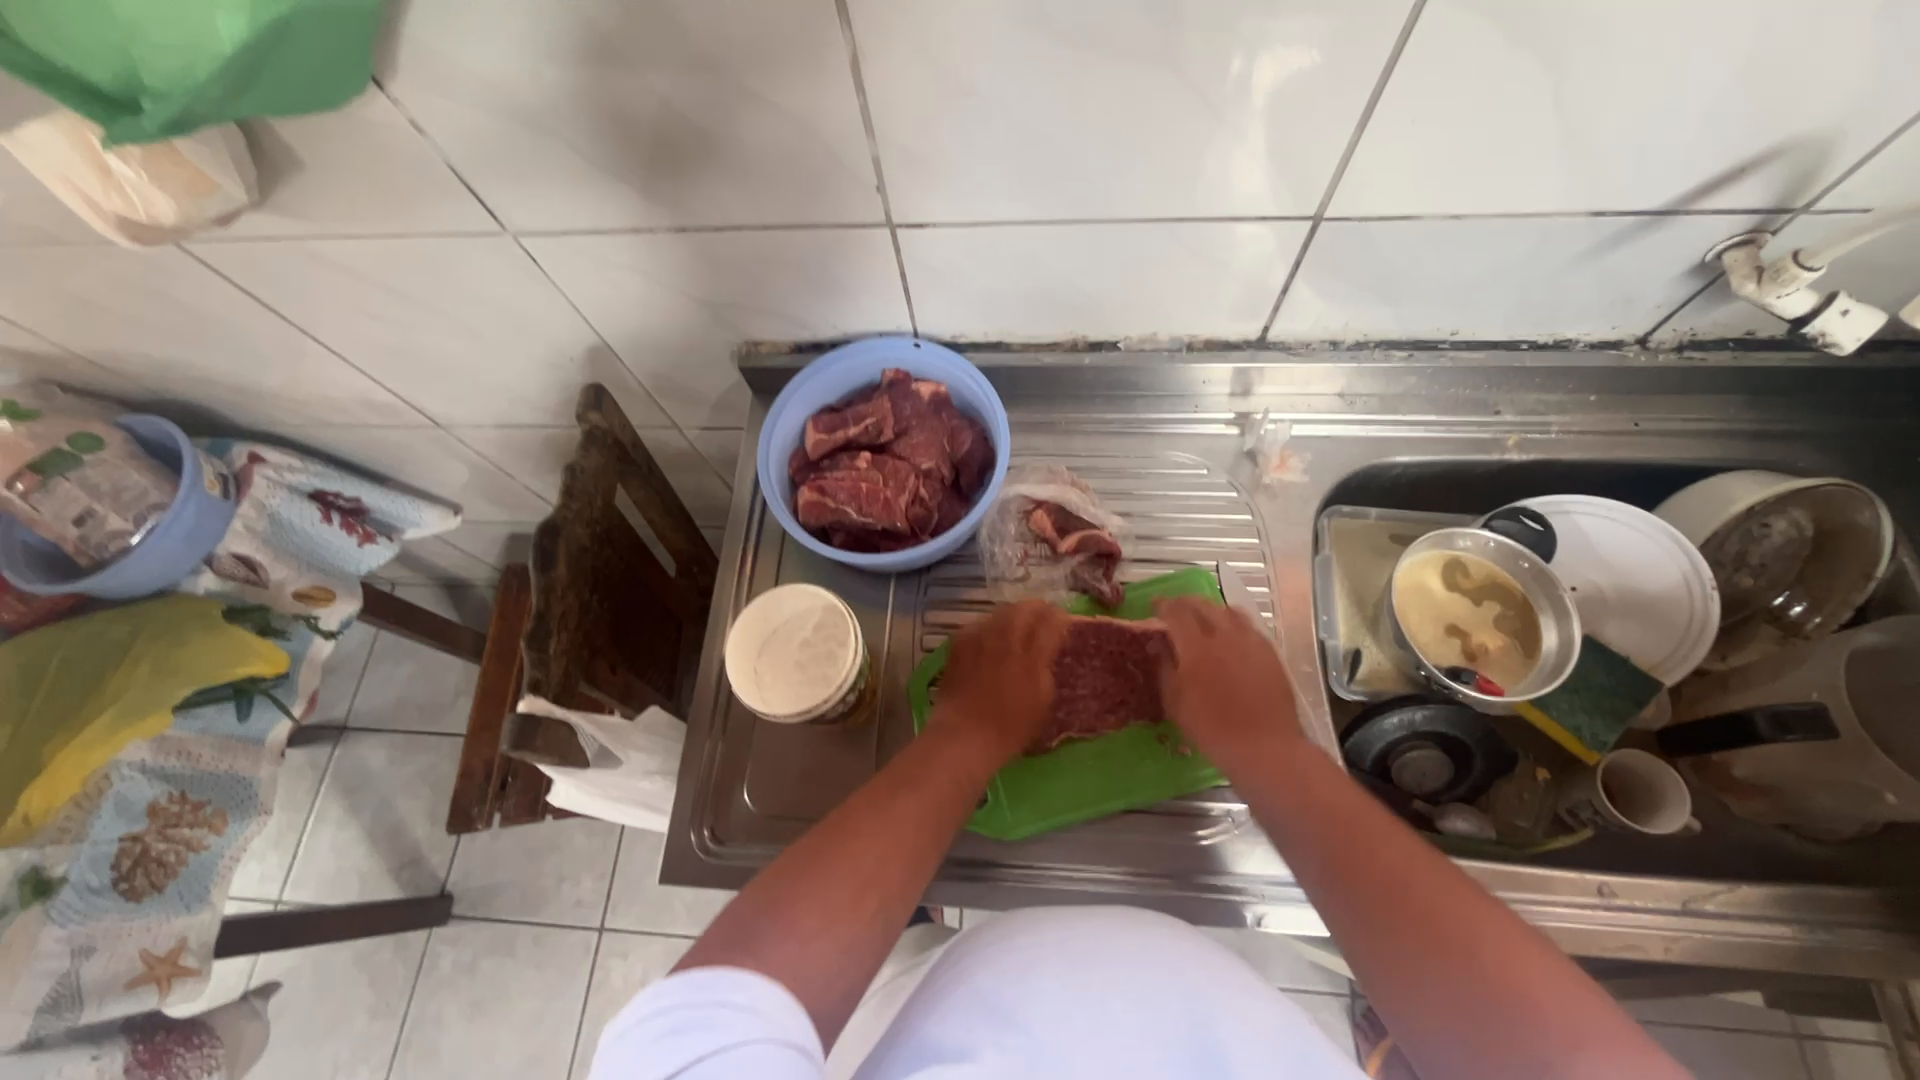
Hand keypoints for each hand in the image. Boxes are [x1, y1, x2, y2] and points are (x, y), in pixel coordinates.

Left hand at [932, 600, 1070, 763]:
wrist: (965, 734)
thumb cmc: (1011, 728)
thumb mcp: (1044, 700)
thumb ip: (1046, 668)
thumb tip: (1046, 652)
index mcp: (1031, 655)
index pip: (1051, 621)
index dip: (1060, 618)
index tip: (1063, 622)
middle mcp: (1006, 638)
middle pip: (1026, 608)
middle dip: (1039, 609)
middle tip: (1043, 617)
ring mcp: (980, 637)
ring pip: (1002, 611)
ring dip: (1015, 615)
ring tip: (1018, 625)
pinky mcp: (960, 642)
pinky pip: (980, 623)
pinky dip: (990, 626)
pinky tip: (991, 637)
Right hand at [1156, 596, 1305, 766]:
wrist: (1263, 746)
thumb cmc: (1211, 729)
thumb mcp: (1175, 702)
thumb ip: (1164, 667)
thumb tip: (1157, 642)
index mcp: (1196, 647)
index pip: (1176, 612)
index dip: (1163, 605)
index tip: (1155, 606)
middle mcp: (1224, 635)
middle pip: (1203, 605)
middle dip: (1186, 603)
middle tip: (1176, 609)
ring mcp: (1250, 641)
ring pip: (1228, 611)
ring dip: (1211, 609)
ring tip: (1203, 618)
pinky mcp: (1269, 651)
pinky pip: (1248, 626)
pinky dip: (1233, 622)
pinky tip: (1229, 636)